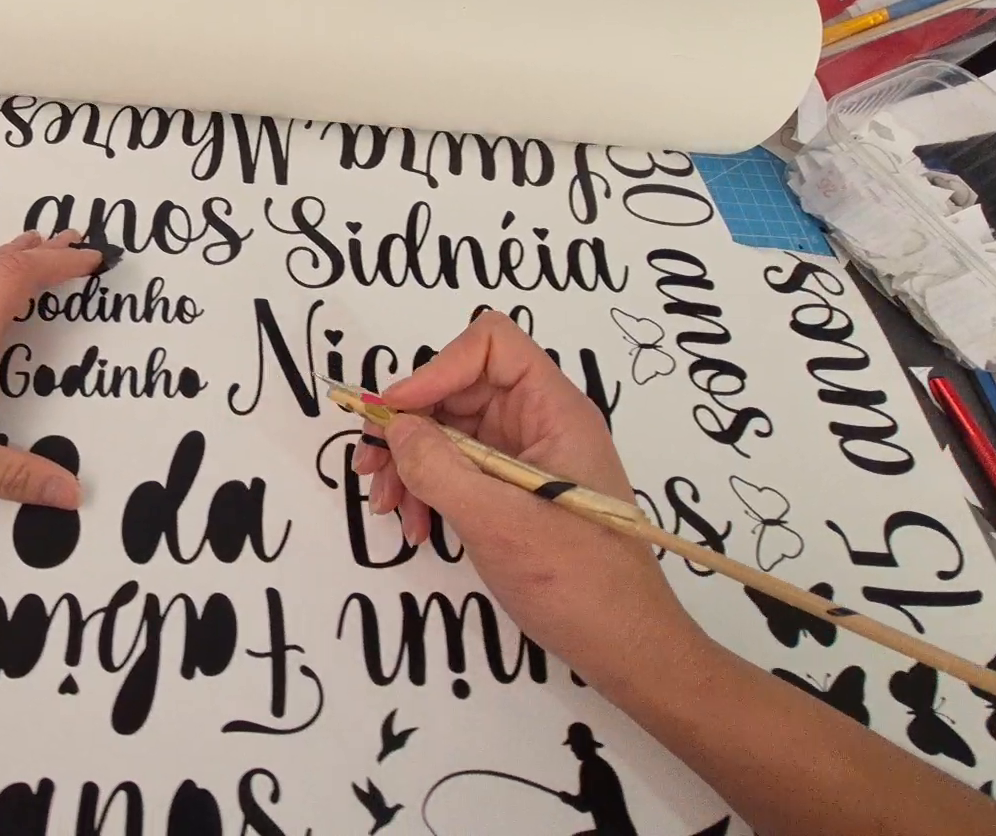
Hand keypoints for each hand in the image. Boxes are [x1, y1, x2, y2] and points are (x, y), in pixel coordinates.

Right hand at [350, 312, 703, 687]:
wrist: (624, 650)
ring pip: (442, 428)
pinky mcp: (503, 486)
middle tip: (370, 465)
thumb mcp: (500, 523)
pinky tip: (414, 525)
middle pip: (453, 388)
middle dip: (406, 425)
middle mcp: (533, 421)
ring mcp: (516, 454)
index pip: (490, 346)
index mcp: (551, 410)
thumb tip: (394, 427)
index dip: (438, 367)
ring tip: (387, 504)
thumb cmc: (577, 581)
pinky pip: (448, 466)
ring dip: (405, 462)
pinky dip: (421, 488)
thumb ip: (438, 468)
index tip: (398, 412)